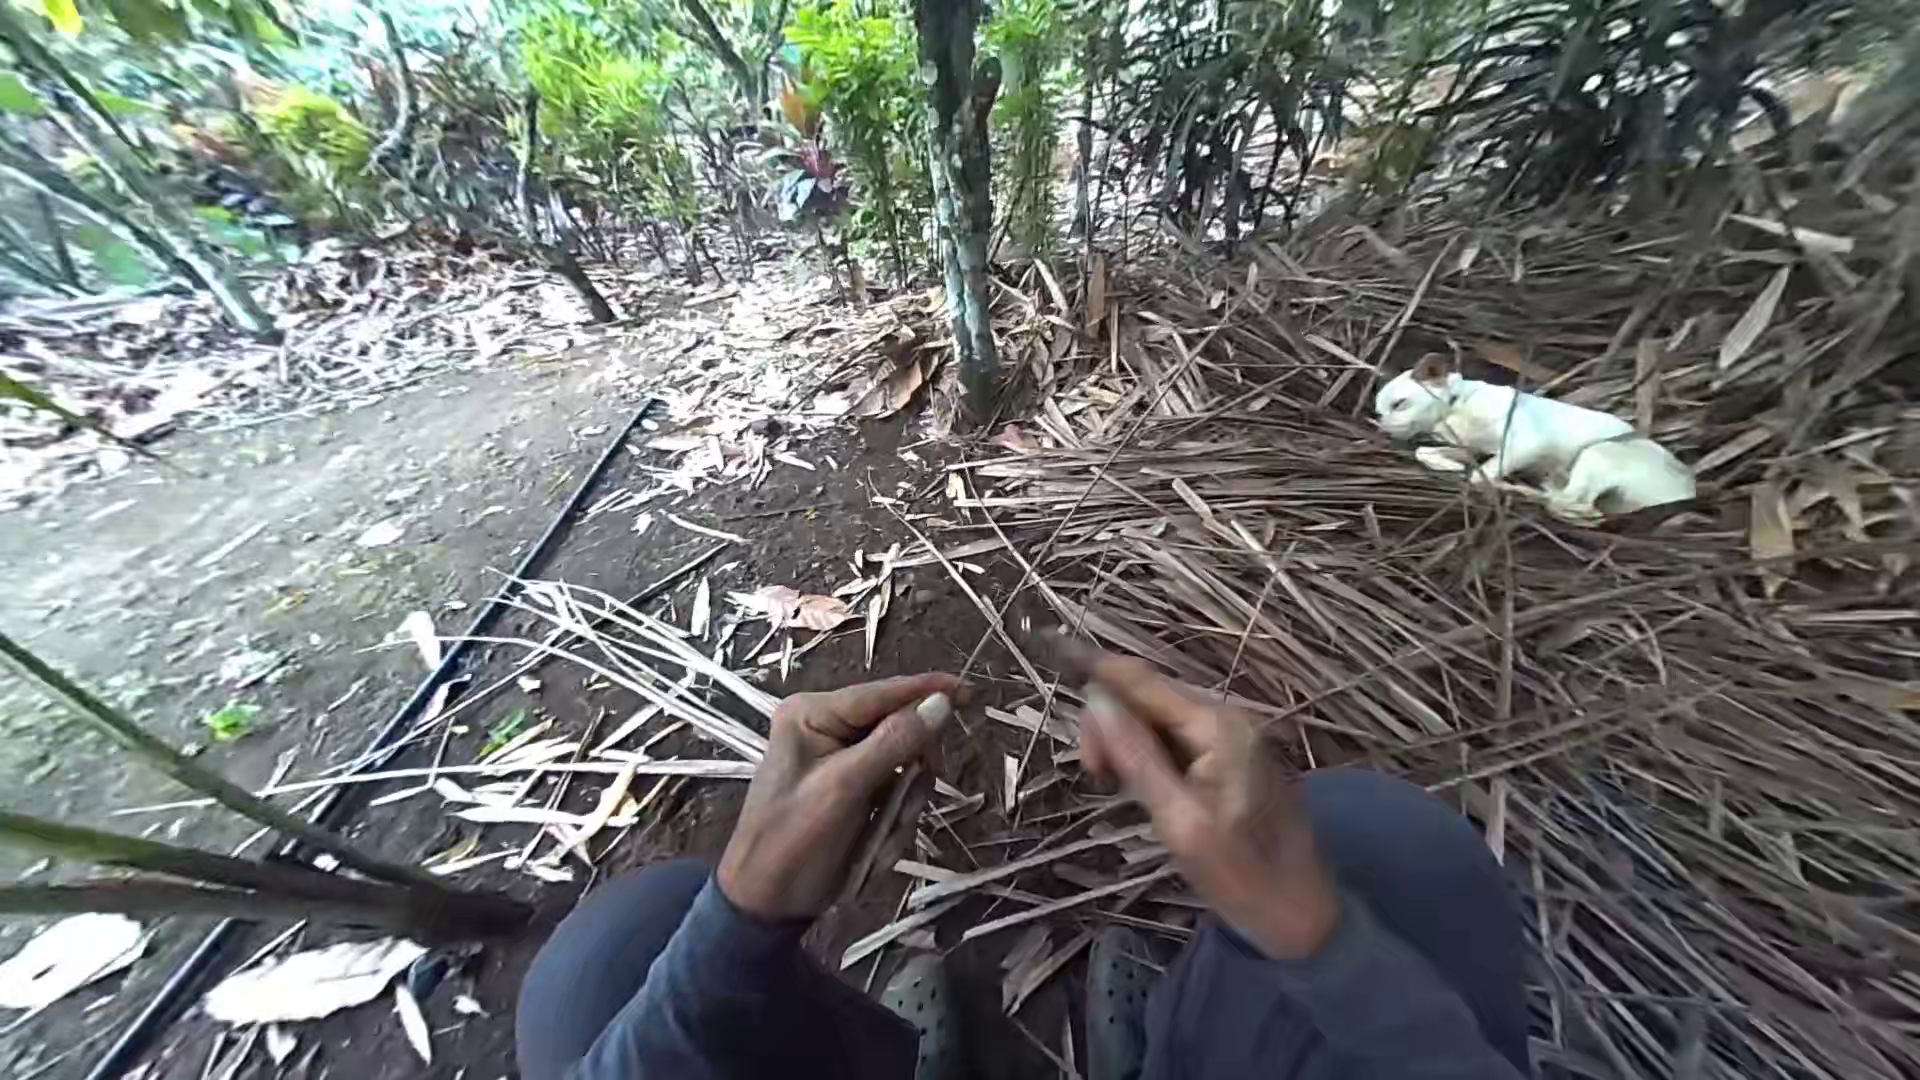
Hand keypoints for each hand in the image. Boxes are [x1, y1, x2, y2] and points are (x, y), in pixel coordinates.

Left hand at [718, 673, 958, 919]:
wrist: (765, 907)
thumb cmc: (793, 842)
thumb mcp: (845, 788)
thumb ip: (895, 741)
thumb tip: (942, 702)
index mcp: (814, 712)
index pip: (882, 692)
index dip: (928, 690)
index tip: (969, 692)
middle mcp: (827, 723)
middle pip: (898, 726)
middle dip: (911, 769)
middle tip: (906, 804)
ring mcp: (840, 753)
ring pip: (903, 759)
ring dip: (904, 800)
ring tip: (885, 833)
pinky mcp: (852, 781)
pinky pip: (894, 784)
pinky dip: (895, 814)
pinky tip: (876, 841)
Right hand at [1078, 651, 1339, 957]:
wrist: (1304, 916)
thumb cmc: (1242, 876)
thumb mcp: (1179, 821)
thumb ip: (1135, 756)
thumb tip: (1094, 699)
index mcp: (1216, 725)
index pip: (1140, 680)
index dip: (1094, 666)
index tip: (1051, 649)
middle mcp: (1222, 715)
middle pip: (1142, 694)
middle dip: (1108, 723)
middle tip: (1097, 776)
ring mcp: (1226, 731)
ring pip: (1150, 714)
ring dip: (1122, 739)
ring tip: (1116, 785)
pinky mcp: (1224, 750)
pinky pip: (1167, 734)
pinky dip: (1142, 750)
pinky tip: (1139, 782)